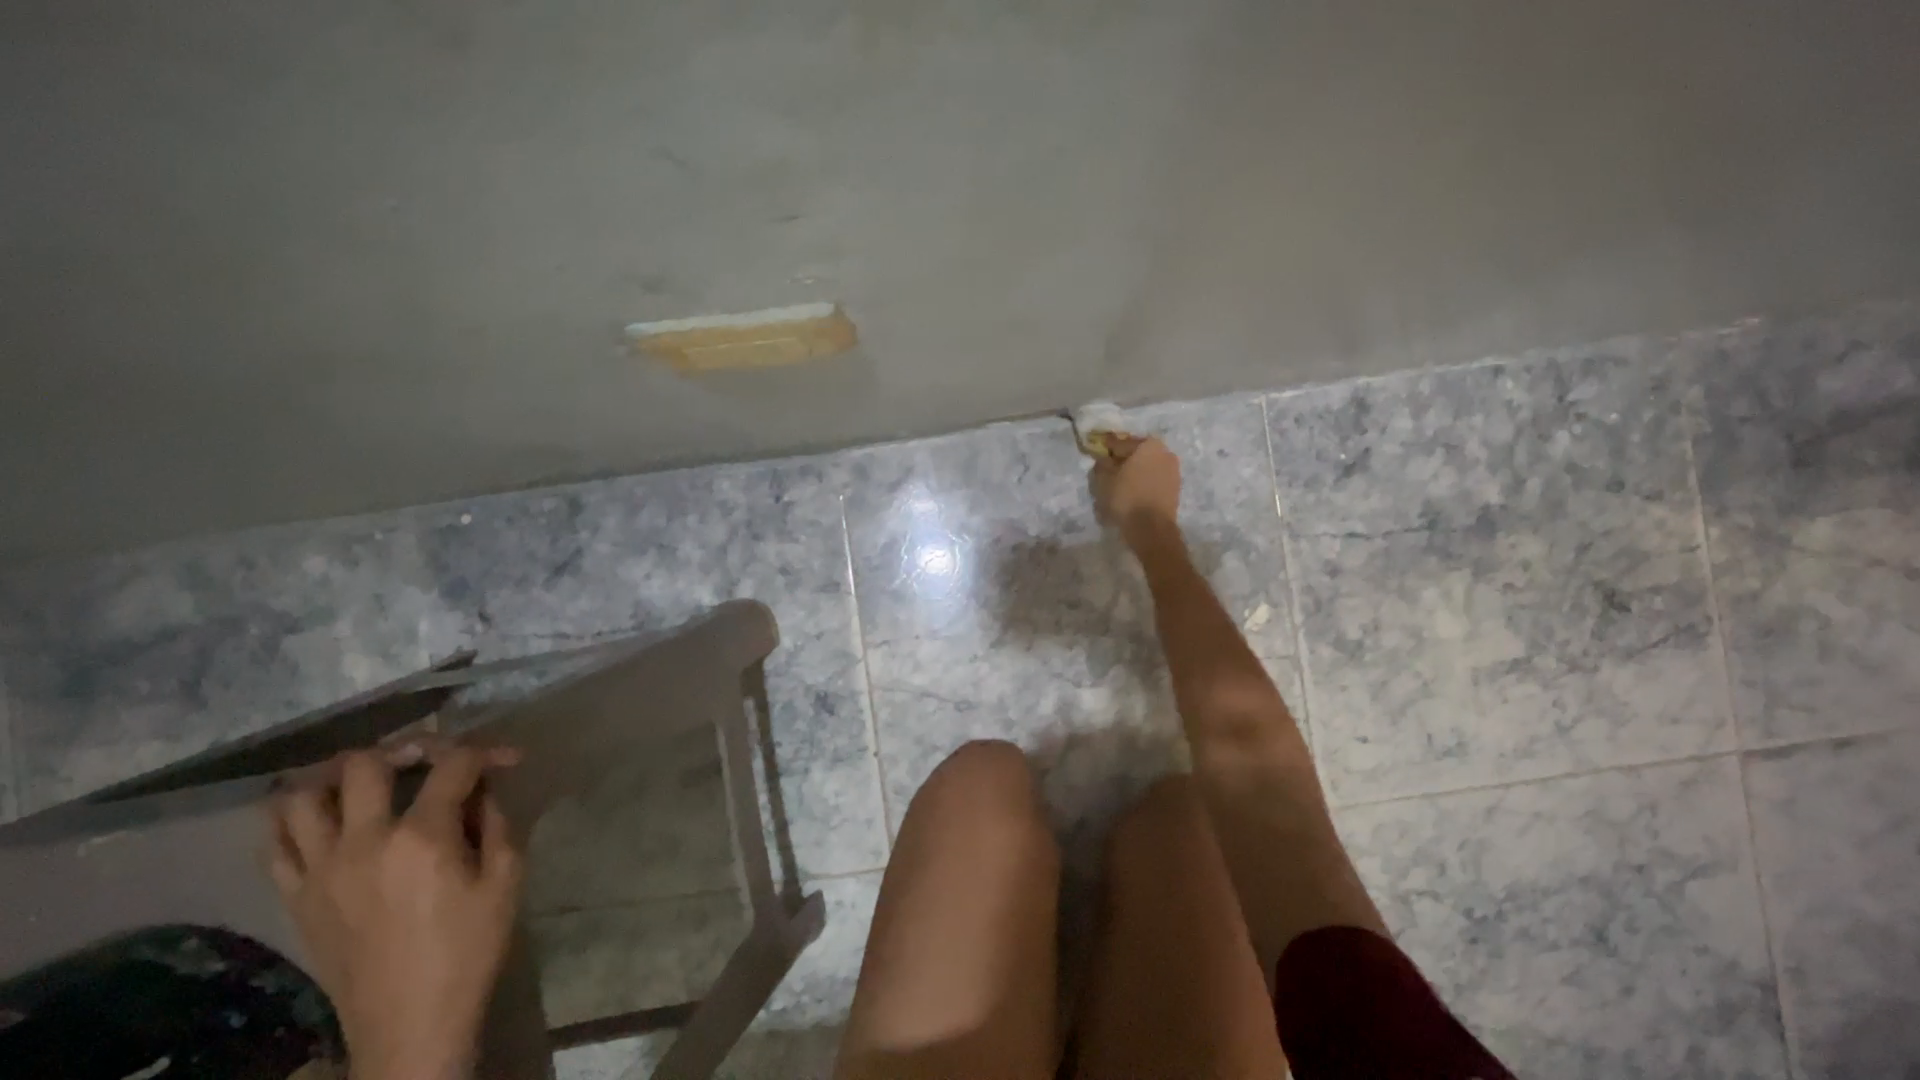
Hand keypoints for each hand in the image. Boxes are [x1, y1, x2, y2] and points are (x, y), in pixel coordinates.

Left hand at [268, 742, 524, 1079]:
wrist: (410, 1024)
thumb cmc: (469, 951)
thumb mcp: (506, 882)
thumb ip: (496, 823)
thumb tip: (482, 790)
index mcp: (422, 836)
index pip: (452, 765)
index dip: (484, 752)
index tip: (506, 760)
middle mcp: (362, 841)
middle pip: (364, 764)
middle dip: (404, 749)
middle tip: (427, 762)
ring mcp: (320, 869)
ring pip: (299, 796)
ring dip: (333, 778)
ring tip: (363, 782)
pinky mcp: (296, 897)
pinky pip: (274, 843)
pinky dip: (293, 819)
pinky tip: (322, 818)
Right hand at [1091, 435, 1181, 547]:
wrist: (1151, 528)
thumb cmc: (1126, 497)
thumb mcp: (1103, 479)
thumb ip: (1102, 464)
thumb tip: (1105, 459)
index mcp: (1148, 444)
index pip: (1121, 443)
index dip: (1107, 448)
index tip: (1098, 450)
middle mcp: (1165, 453)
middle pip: (1137, 454)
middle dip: (1123, 460)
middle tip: (1108, 469)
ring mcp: (1173, 471)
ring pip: (1146, 467)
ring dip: (1134, 472)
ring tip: (1120, 484)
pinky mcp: (1175, 488)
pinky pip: (1153, 480)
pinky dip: (1143, 483)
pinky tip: (1132, 493)